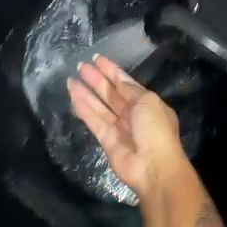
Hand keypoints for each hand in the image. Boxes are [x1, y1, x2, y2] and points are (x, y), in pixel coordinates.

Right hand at [68, 55, 185, 198]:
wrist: (154, 167)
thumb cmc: (156, 130)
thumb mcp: (147, 101)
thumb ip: (129, 89)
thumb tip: (118, 79)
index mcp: (146, 103)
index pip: (125, 83)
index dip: (111, 71)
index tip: (97, 59)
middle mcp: (132, 114)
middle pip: (110, 93)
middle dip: (96, 79)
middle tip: (81, 66)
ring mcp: (119, 128)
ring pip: (99, 106)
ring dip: (86, 93)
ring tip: (71, 79)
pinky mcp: (107, 140)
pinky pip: (93, 120)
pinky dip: (83, 109)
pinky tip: (73, 96)